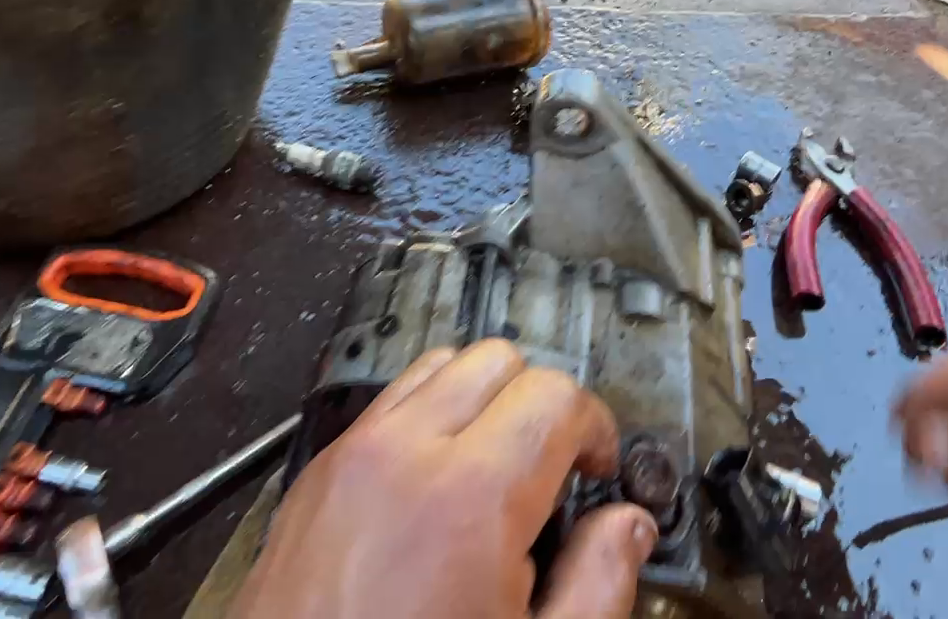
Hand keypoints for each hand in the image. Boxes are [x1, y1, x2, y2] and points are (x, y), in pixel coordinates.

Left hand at [229, 339, 658, 618]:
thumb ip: (596, 587)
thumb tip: (626, 527)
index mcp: (467, 499)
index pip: (555, 396)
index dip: (595, 428)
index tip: (598, 468)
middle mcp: (404, 453)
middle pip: (498, 359)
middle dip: (540, 403)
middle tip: (554, 467)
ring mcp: (354, 452)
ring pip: (442, 363)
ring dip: (484, 396)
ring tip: (498, 465)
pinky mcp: (322, 467)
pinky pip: (391, 398)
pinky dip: (430, 409)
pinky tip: (441, 474)